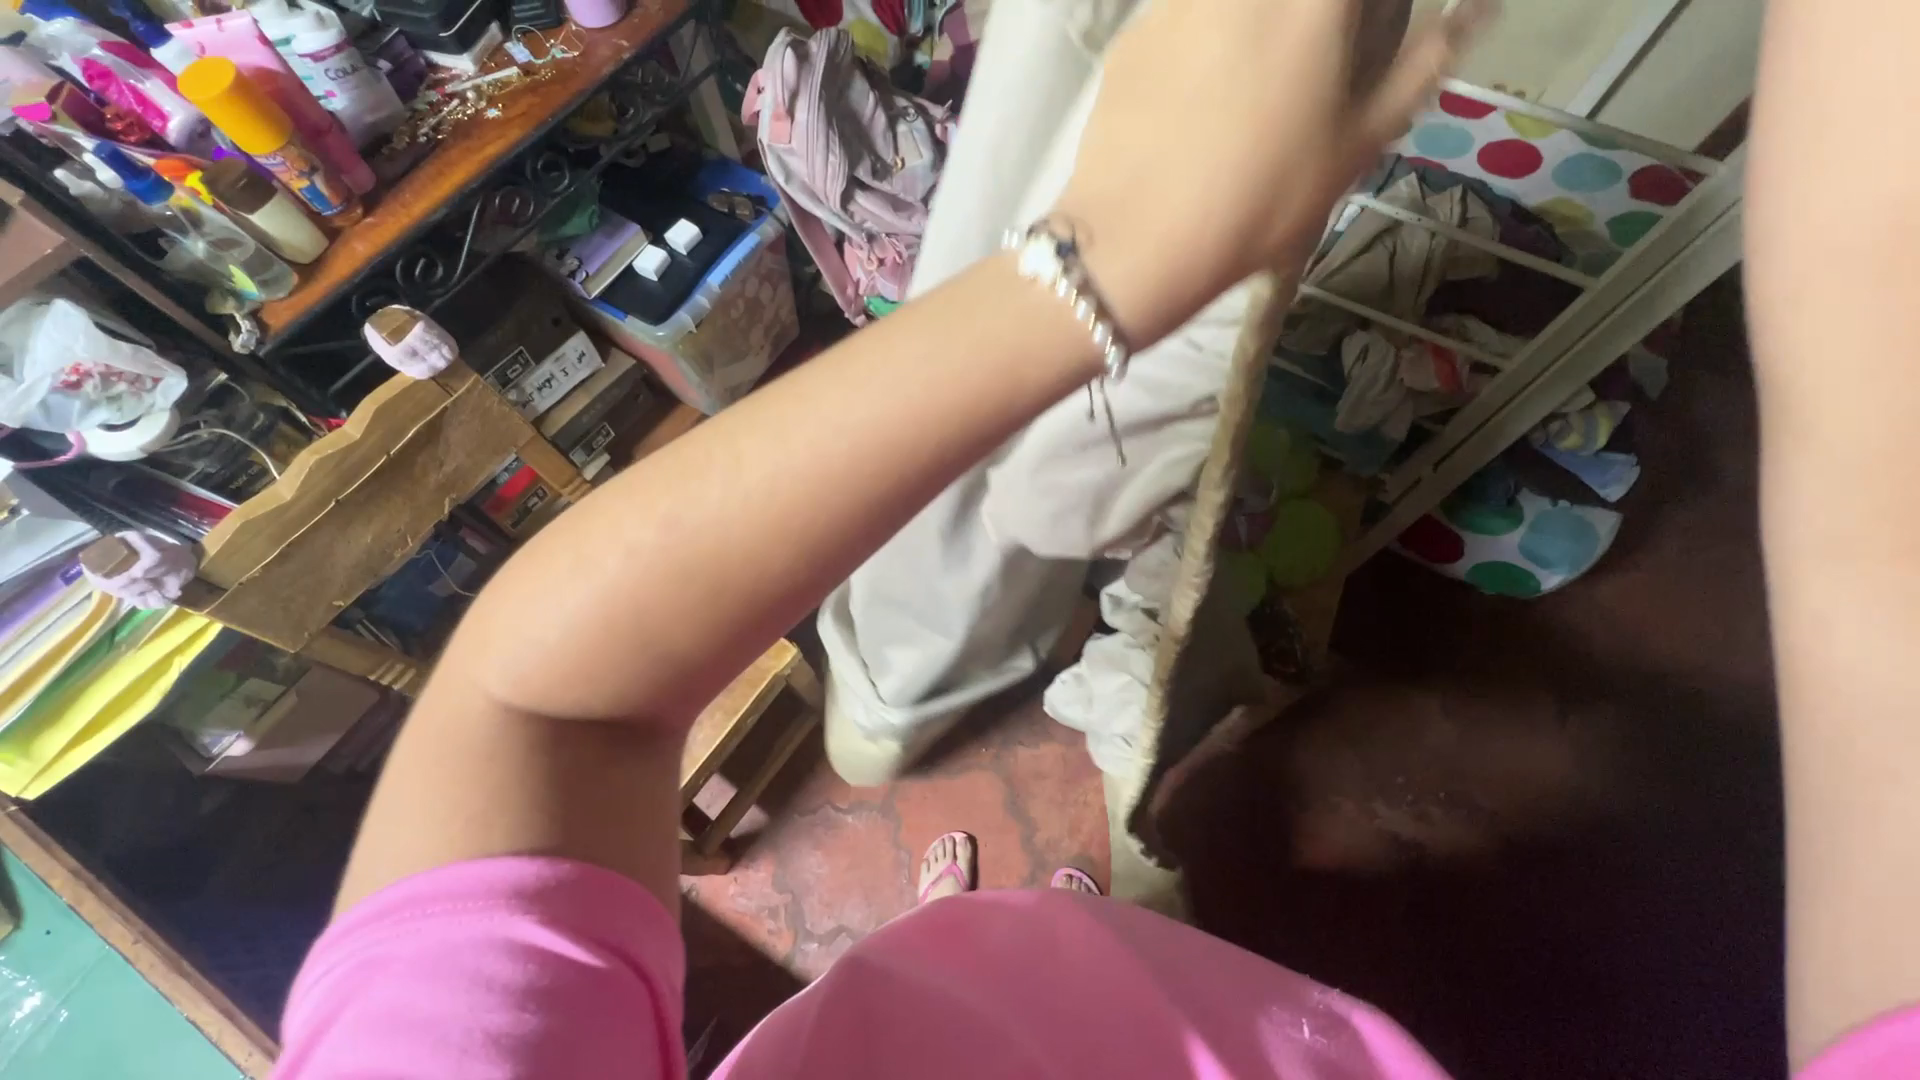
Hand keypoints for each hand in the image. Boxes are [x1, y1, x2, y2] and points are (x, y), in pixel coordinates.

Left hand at [1056, 0, 1491, 344]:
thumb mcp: (1354, 149)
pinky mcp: (1129, 38)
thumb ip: (1420, 66)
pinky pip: (1183, 18)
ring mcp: (1177, 2)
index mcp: (1313, 0)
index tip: (1358, 37)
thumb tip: (1470, 12)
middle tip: (1311, 60)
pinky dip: (1202, 40)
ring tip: (1249, 89)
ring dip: (1252, 32)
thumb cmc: (1256, 205)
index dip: (1355, 17)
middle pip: (1292, 6)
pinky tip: (1193, 101)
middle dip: (1308, 28)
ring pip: (1229, 8)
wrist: (1132, 249)